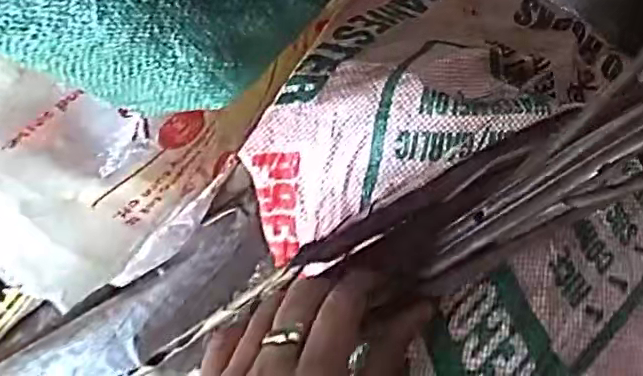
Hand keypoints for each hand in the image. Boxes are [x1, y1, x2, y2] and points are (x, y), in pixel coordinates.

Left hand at [203, 272, 429, 375]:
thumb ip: (386, 360)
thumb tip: (419, 309)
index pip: (344, 299)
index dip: (369, 277)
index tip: (387, 278)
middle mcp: (270, 371)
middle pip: (303, 294)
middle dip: (334, 277)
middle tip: (357, 282)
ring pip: (264, 308)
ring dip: (294, 293)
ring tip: (317, 297)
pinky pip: (223, 339)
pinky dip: (248, 321)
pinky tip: (266, 323)